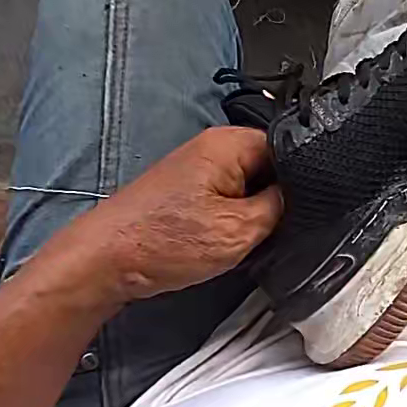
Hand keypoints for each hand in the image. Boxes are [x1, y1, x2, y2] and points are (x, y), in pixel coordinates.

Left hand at [30, 127, 282, 305]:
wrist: (101, 263)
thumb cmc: (159, 242)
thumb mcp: (240, 230)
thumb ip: (281, 207)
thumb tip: (299, 198)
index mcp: (230, 143)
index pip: (289, 148)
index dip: (302, 180)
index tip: (305, 206)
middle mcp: (214, 147)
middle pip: (270, 167)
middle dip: (276, 197)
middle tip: (270, 227)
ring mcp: (199, 168)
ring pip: (250, 186)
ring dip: (253, 211)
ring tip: (242, 235)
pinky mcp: (189, 190)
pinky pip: (229, 197)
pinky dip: (234, 217)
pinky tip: (225, 239)